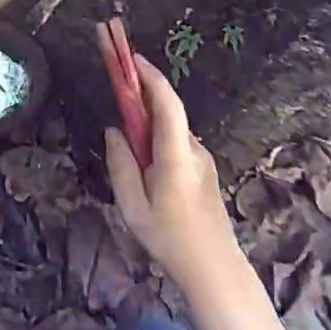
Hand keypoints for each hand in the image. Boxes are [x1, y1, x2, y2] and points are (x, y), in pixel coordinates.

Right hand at [106, 54, 288, 329]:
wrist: (216, 271)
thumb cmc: (171, 239)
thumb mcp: (133, 206)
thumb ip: (121, 164)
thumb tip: (114, 131)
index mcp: (176, 154)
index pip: (167, 102)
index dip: (150, 76)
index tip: (131, 58)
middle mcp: (194, 149)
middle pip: (168, 111)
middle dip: (143, 95)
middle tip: (118, 91)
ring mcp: (203, 160)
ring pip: (171, 129)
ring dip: (149, 121)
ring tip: (127, 141)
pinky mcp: (204, 171)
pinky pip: (177, 143)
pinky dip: (158, 138)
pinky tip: (145, 164)